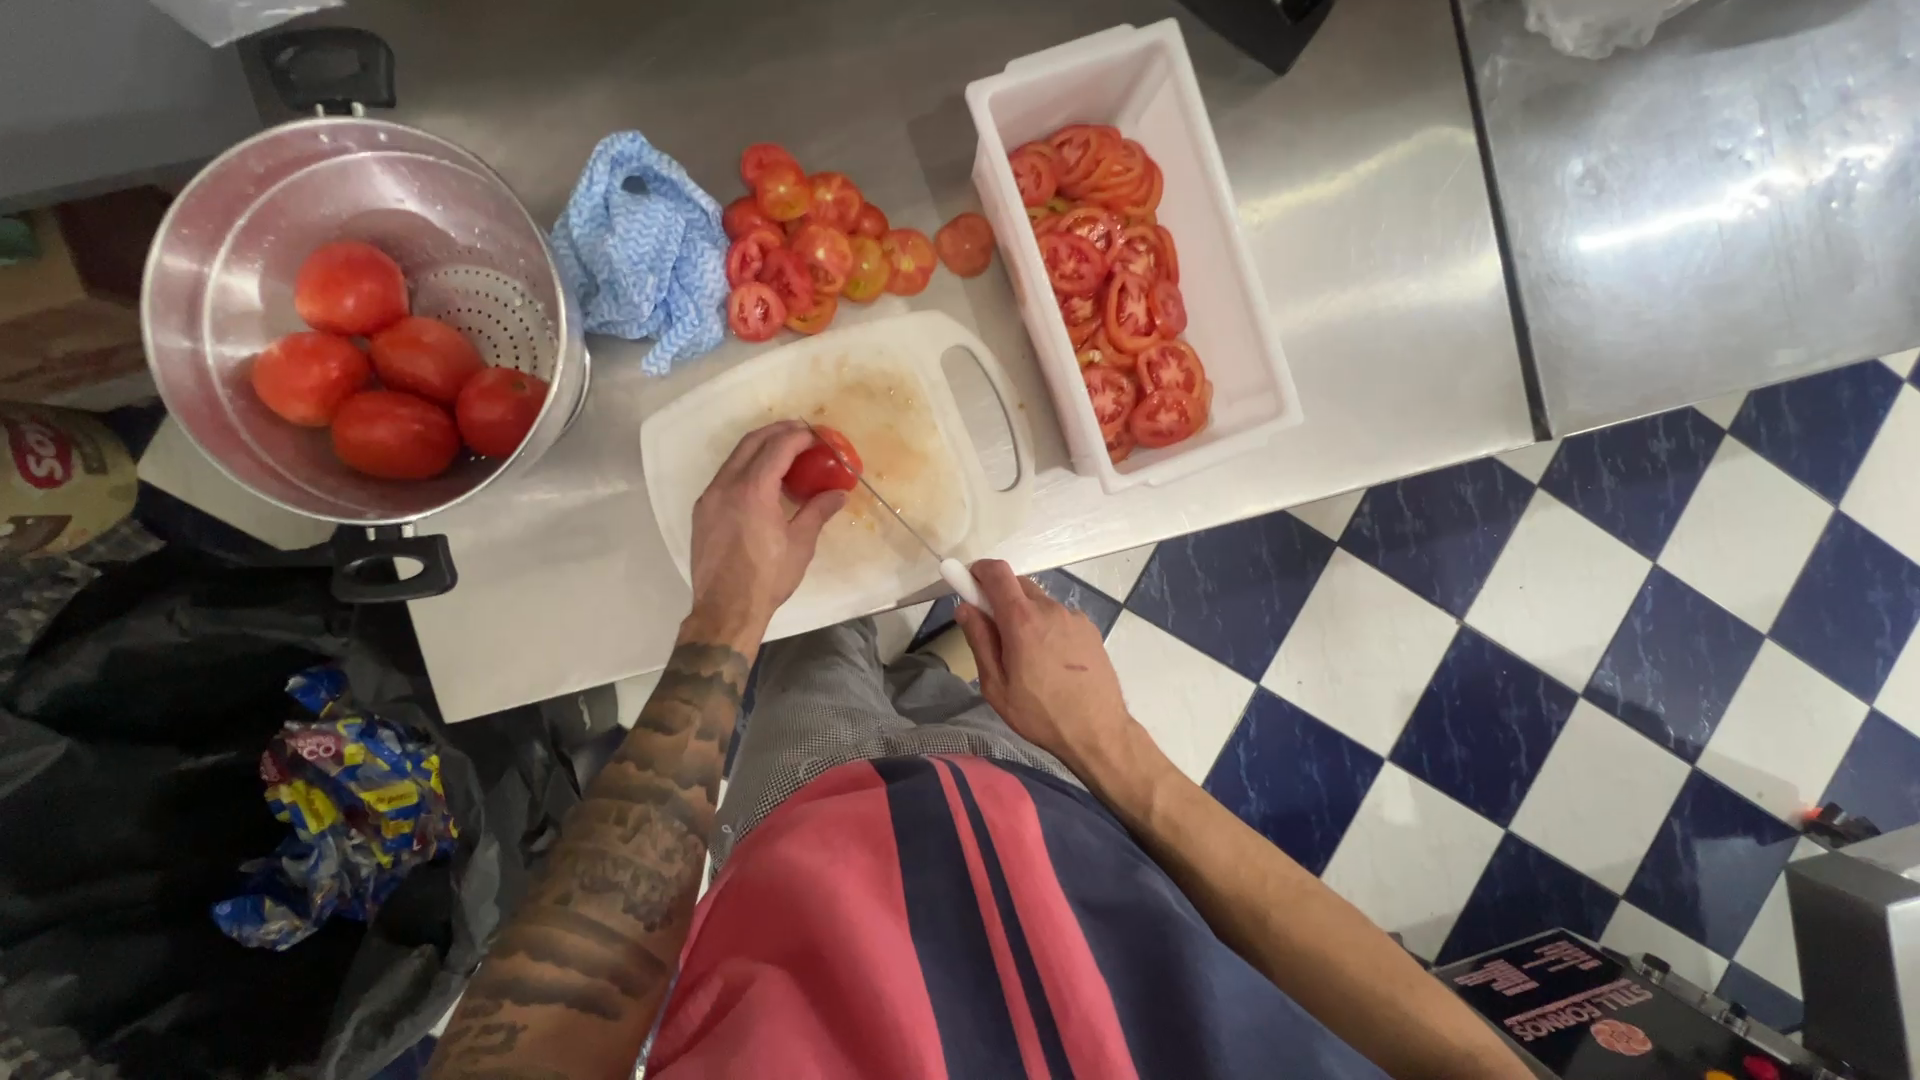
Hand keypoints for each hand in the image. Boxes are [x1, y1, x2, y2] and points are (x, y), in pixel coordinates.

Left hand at [685, 421, 846, 642]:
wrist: (725, 609)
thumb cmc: (767, 578)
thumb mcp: (800, 544)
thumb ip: (818, 511)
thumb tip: (839, 493)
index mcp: (752, 491)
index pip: (777, 448)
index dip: (799, 436)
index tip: (817, 435)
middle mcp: (726, 486)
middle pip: (751, 443)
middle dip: (778, 432)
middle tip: (802, 432)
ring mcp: (710, 498)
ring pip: (735, 458)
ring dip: (760, 448)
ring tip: (785, 453)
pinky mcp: (703, 512)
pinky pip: (725, 477)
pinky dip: (746, 468)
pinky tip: (763, 481)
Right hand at [953, 559, 1132, 767]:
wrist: (1098, 731)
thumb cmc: (1040, 715)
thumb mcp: (996, 686)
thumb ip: (979, 641)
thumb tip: (966, 608)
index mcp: (1022, 620)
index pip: (997, 573)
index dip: (978, 571)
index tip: (968, 584)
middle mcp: (1050, 609)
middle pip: (1018, 584)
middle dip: (1000, 598)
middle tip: (994, 632)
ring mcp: (1073, 617)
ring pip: (1039, 602)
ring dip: (1025, 615)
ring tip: (1027, 656)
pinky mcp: (1089, 627)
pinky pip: (1059, 616)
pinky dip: (1047, 626)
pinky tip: (1052, 660)